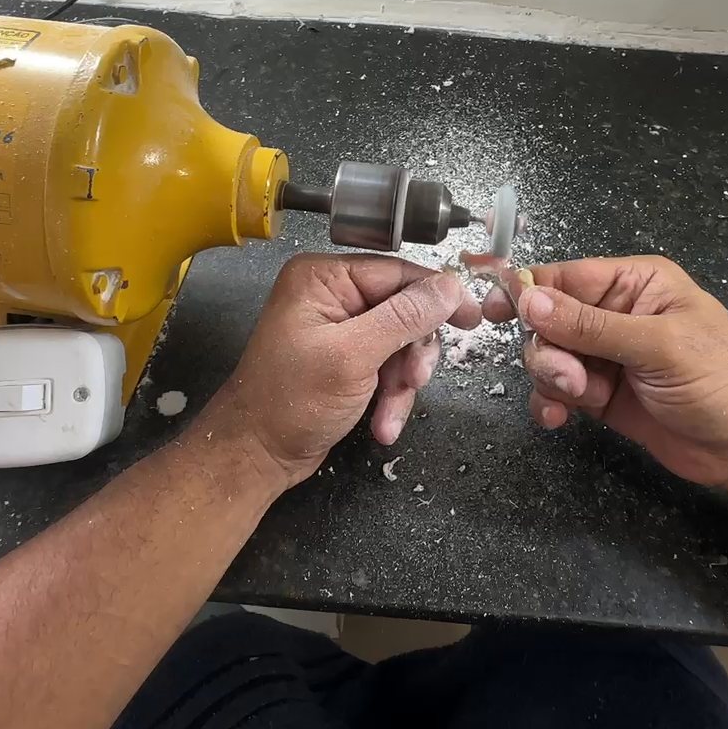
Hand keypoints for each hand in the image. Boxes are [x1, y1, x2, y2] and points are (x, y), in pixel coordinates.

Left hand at [203, 253, 479, 486]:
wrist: (257, 456)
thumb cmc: (293, 400)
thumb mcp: (354, 356)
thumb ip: (405, 317)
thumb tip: (451, 286)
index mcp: (324, 277)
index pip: (397, 272)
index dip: (437, 296)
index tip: (471, 319)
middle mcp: (332, 294)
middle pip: (404, 310)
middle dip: (411, 353)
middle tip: (415, 380)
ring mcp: (339, 327)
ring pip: (400, 343)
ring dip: (402, 382)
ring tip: (389, 414)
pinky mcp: (346, 357)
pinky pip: (386, 365)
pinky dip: (390, 395)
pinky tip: (382, 424)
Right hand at [483, 256, 727, 486]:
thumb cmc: (722, 380)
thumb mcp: (658, 346)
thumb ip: (590, 325)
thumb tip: (528, 299)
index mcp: (633, 284)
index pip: (566, 278)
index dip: (527, 292)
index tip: (494, 311)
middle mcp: (613, 314)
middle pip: (548, 320)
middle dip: (548, 348)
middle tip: (570, 376)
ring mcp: (604, 356)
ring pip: (547, 356)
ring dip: (551, 377)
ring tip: (579, 398)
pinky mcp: (599, 394)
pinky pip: (557, 390)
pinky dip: (550, 402)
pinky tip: (557, 417)